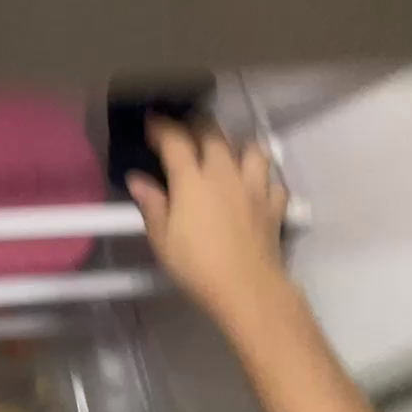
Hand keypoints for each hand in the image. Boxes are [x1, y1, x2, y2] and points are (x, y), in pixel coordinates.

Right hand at [127, 119, 290, 324]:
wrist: (246, 288)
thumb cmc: (195, 265)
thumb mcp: (161, 238)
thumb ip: (152, 204)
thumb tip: (137, 180)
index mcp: (192, 181)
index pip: (175, 142)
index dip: (162, 128)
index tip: (152, 122)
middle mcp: (224, 175)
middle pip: (214, 136)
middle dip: (196, 126)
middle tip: (184, 129)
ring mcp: (254, 188)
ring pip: (251, 150)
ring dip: (236, 145)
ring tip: (225, 150)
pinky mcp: (274, 205)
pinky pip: (272, 180)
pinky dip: (261, 177)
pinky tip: (252, 185)